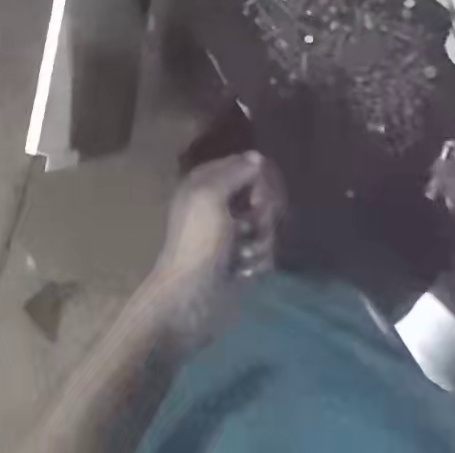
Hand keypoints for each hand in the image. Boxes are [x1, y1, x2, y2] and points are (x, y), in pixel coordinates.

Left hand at [149, 152, 282, 322]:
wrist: (190, 297)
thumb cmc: (199, 242)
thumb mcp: (211, 196)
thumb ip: (234, 172)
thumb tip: (257, 156)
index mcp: (206, 182)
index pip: (245, 166)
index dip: (258, 182)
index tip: (257, 200)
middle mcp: (218, 202)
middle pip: (259, 196)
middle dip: (263, 216)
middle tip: (248, 230)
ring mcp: (229, 232)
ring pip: (265, 225)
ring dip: (261, 242)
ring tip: (243, 257)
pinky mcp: (239, 258)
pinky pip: (263, 250)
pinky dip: (258, 261)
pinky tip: (244, 270)